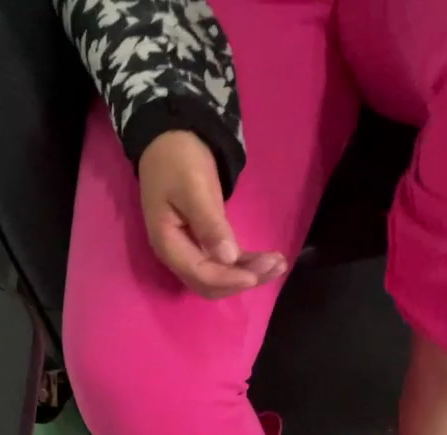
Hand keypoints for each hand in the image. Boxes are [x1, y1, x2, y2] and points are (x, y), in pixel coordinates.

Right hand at [137, 131, 286, 299]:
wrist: (168, 140)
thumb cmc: (177, 161)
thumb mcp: (193, 189)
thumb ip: (209, 225)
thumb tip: (228, 258)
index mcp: (168, 244)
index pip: (199, 273)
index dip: (228, 279)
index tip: (256, 275)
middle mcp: (177, 255)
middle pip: (209, 283)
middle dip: (241, 280)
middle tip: (274, 266)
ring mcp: (190, 250)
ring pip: (219, 277)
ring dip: (247, 275)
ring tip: (278, 264)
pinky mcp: (204, 241)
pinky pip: (225, 263)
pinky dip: (245, 265)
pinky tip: (268, 260)